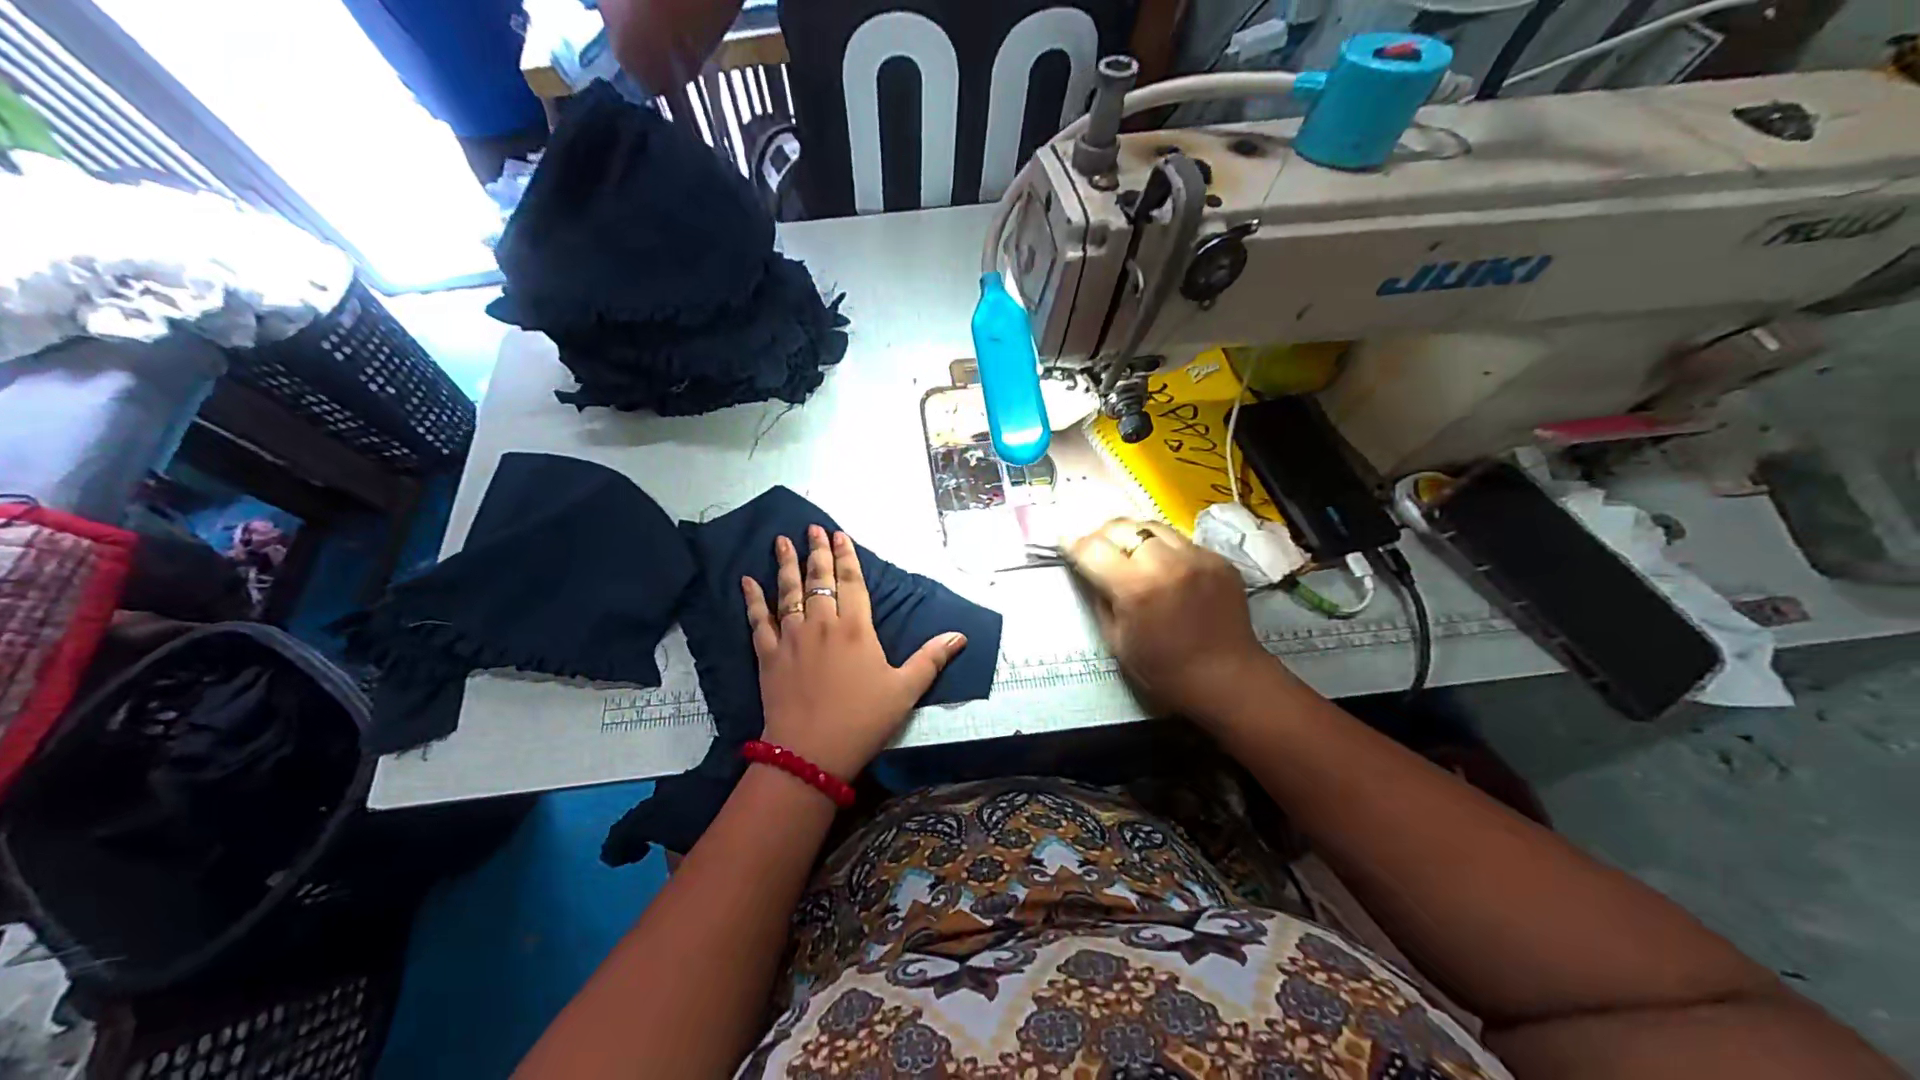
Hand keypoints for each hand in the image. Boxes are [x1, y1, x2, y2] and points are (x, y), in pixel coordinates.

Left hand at [742, 526, 967, 779]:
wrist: (811, 752)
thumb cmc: (863, 720)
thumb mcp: (905, 691)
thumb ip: (931, 659)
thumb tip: (959, 635)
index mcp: (856, 629)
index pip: (851, 582)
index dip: (846, 556)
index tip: (839, 534)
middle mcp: (823, 624)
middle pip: (818, 579)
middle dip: (816, 551)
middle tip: (811, 528)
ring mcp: (792, 638)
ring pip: (788, 592)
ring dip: (785, 565)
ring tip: (780, 541)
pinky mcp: (769, 655)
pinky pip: (758, 621)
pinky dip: (752, 600)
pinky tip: (747, 581)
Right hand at [1068, 519, 1280, 720]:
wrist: (1226, 678)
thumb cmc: (1163, 670)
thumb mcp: (1116, 640)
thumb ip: (1099, 598)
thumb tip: (1087, 570)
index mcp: (1135, 587)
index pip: (1092, 548)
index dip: (1073, 544)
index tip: (1064, 543)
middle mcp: (1166, 563)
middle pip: (1122, 527)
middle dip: (1102, 535)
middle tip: (1095, 548)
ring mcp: (1197, 557)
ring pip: (1153, 526)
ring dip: (1134, 535)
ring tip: (1128, 550)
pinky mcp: (1218, 559)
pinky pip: (1181, 540)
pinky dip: (1163, 547)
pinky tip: (1162, 566)